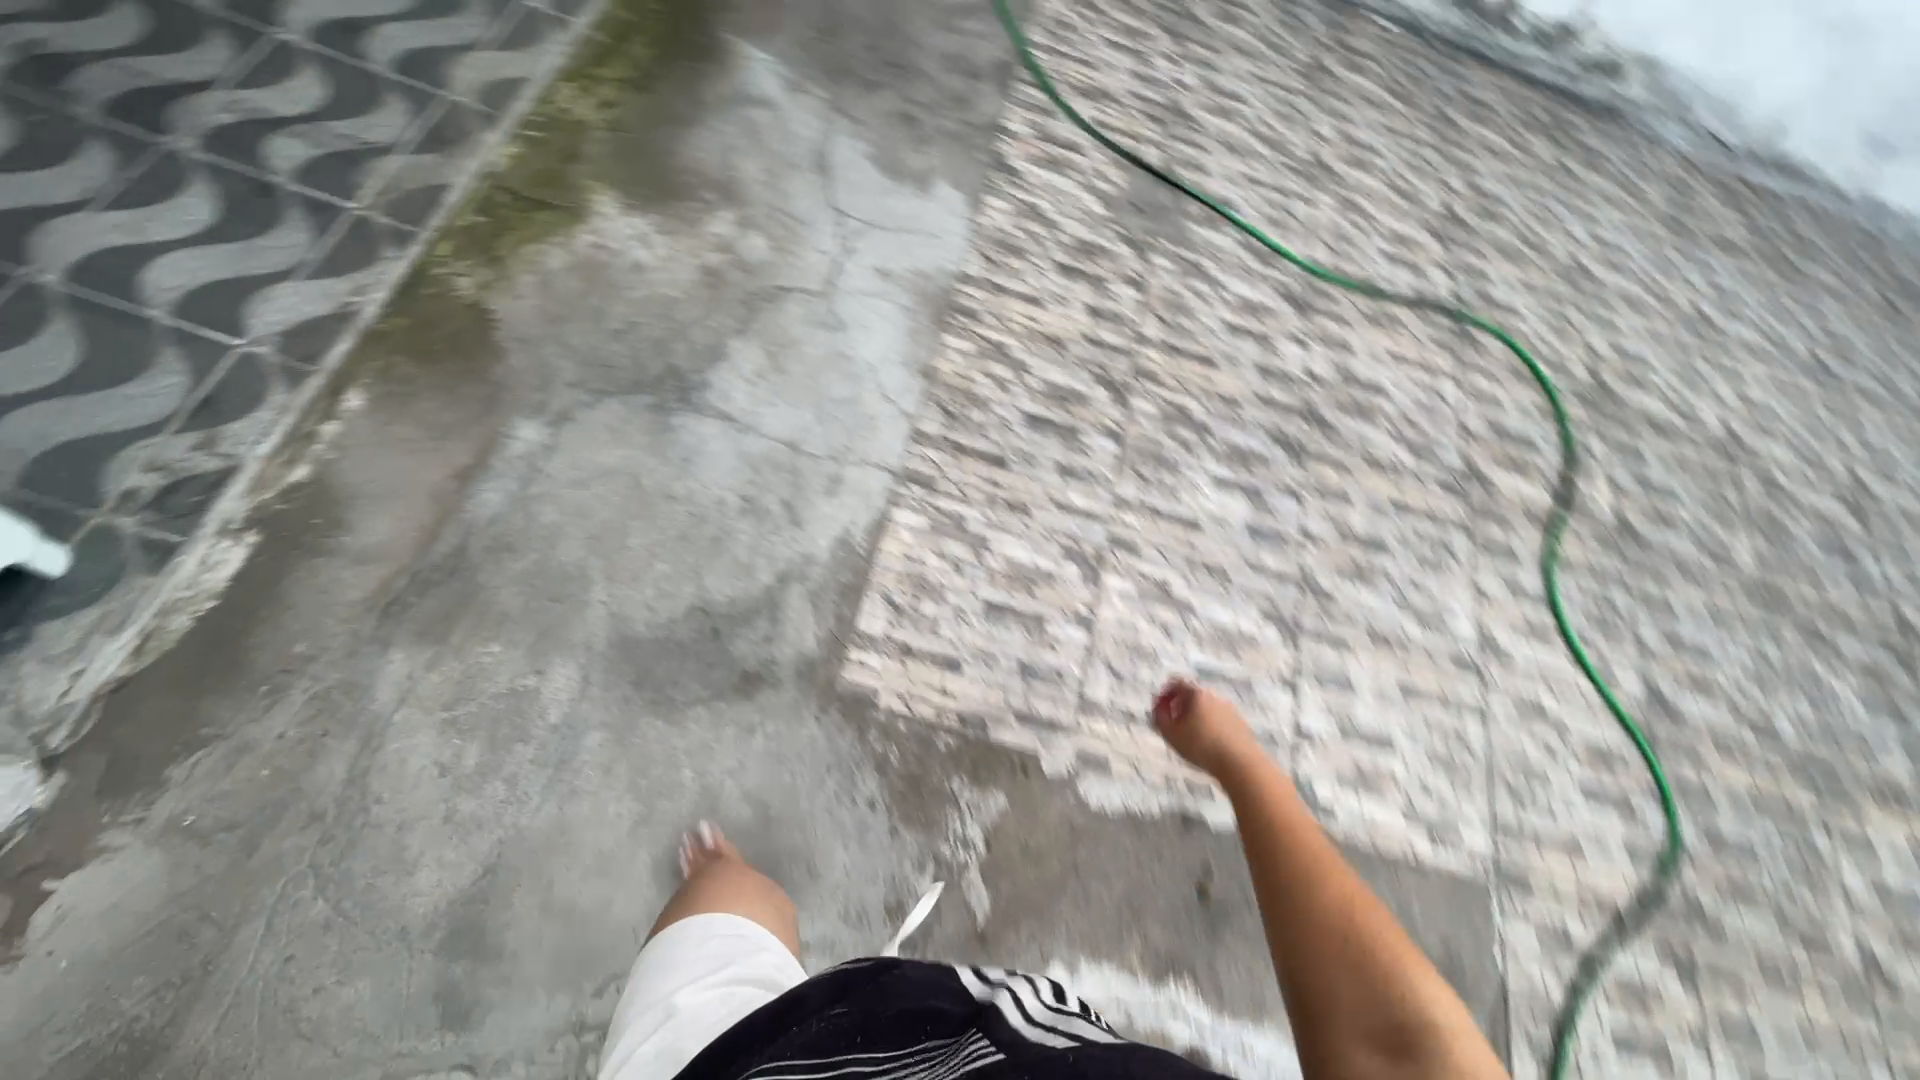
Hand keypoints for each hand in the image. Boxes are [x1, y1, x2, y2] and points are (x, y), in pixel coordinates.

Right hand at [1151, 678, 1263, 778]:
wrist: (1240, 763)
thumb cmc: (1201, 746)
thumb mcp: (1171, 734)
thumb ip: (1160, 718)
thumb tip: (1158, 709)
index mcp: (1196, 694)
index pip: (1176, 683)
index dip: (1165, 694)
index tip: (1161, 710)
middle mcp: (1214, 696)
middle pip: (1193, 695)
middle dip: (1180, 706)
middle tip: (1174, 724)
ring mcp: (1230, 708)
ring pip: (1207, 707)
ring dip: (1196, 717)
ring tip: (1191, 737)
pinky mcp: (1240, 722)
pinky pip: (1219, 718)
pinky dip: (1210, 725)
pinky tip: (1209, 743)